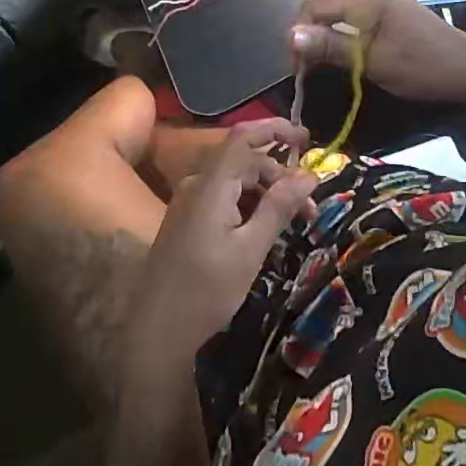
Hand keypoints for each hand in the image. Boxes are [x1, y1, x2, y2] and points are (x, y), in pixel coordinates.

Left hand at [133, 119, 317, 361]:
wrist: (155, 335)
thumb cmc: (206, 291)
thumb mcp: (251, 250)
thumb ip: (278, 207)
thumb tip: (309, 175)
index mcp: (210, 185)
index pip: (244, 138)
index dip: (276, 130)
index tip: (307, 139)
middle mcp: (196, 185)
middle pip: (243, 161)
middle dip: (280, 174)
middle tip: (310, 205)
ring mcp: (187, 203)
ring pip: (234, 180)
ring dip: (266, 191)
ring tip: (294, 219)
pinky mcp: (185, 221)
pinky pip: (222, 197)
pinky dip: (248, 203)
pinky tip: (264, 228)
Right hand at [291, 0, 465, 101]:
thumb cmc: (422, 68)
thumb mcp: (373, 62)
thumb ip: (332, 47)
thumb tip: (291, 36)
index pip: (315, 4)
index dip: (299, 33)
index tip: (297, 67)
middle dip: (306, 25)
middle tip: (305, 61)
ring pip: (335, 0)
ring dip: (321, 23)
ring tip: (318, 55)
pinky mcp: (389, 6)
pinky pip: (351, 6)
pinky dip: (337, 22)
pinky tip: (340, 45)